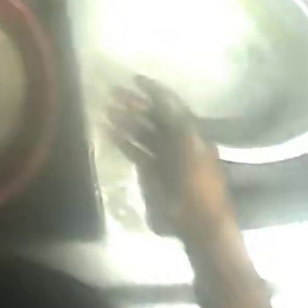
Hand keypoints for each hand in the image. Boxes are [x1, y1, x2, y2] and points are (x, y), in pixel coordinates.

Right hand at [111, 75, 236, 247]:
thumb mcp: (191, 148)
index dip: (155, 91)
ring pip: (144, 134)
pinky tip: (110, 132)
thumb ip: (177, 122)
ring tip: (107, 110)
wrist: (200, 228)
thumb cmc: (199, 186)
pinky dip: (124, 142)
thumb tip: (164, 98)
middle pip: (155, 118)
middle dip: (136, 105)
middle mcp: (178, 143)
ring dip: (127, 122)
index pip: (171, 106)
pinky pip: (137, 153)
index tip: (135, 78)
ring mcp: (165, 160)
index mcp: (191, 135)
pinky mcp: (153, 176)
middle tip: (114, 92)